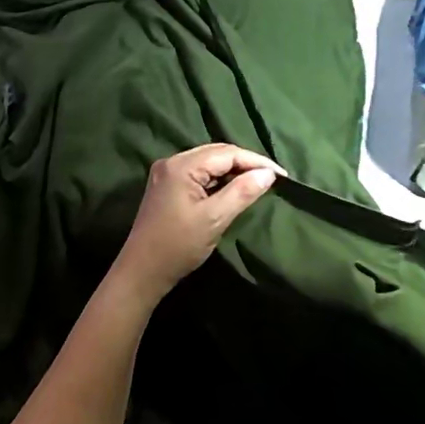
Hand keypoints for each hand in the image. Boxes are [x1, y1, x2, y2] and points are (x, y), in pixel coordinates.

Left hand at [110, 144, 281, 304]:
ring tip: (258, 181)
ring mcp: (167, 172)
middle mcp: (172, 161)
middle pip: (216, 153)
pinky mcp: (166, 185)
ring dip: (232, 170)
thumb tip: (268, 174)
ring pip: (208, 162)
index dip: (256, 161)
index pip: (226, 153)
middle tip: (272, 177)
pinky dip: (218, 178)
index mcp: (181, 165)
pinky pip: (198, 172)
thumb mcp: (214, 219)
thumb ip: (242, 192)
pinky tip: (233, 188)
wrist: (142, 270)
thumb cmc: (178, 245)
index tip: (282, 174)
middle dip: (245, 163)